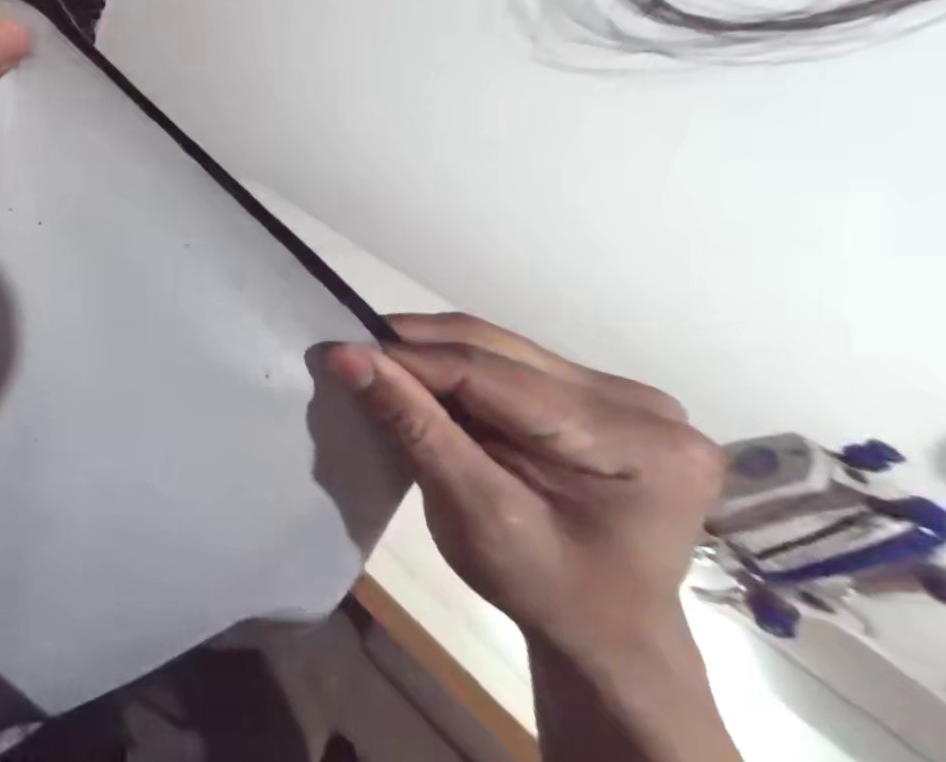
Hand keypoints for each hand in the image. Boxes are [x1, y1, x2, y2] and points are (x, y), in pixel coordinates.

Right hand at [328, 313, 725, 663]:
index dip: (409, 358)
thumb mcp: (471, 509)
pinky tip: (421, 385)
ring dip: (430, 356)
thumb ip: (413, 425)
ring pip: (500, 350)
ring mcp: (626, 398)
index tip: (340, 353)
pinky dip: (454, 373)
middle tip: (350, 353)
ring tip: (375, 367)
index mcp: (633, 439)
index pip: (492, 373)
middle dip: (415, 348)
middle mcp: (641, 403)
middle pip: (499, 350)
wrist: (603, 633)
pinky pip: (509, 367)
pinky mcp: (602, 401)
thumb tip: (347, 356)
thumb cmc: (543, 586)